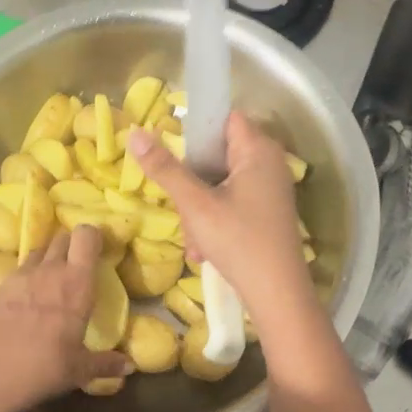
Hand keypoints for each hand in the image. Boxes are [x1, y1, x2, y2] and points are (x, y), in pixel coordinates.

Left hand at [0, 226, 130, 411]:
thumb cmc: (45, 368)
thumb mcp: (81, 369)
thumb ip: (107, 363)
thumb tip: (130, 366)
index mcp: (77, 283)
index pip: (86, 236)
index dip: (94, 236)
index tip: (100, 249)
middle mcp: (50, 270)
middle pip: (62, 237)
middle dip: (73, 245)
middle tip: (79, 265)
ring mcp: (22, 275)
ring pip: (40, 250)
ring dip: (50, 257)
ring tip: (54, 280)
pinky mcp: (1, 286)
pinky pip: (21, 269)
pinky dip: (30, 275)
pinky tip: (30, 297)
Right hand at [127, 115, 312, 317]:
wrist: (277, 293)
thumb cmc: (239, 242)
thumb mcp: (196, 205)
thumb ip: (166, 169)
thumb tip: (135, 133)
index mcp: (257, 150)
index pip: (223, 118)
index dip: (196, 129)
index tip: (172, 153)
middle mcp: (268, 162)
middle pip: (217, 155)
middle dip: (191, 182)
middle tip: (181, 207)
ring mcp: (269, 189)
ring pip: (219, 185)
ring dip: (198, 210)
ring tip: (194, 240)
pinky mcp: (267, 213)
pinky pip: (231, 204)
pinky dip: (214, 222)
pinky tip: (203, 251)